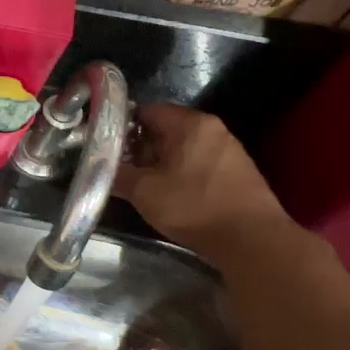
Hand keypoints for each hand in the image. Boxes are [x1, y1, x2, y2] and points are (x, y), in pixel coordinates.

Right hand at [115, 103, 295, 262]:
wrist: (251, 239)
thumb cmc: (194, 207)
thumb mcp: (144, 192)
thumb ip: (117, 175)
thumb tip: (98, 168)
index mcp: (190, 124)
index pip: (147, 110)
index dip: (121, 126)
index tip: (103, 146)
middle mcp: (212, 128)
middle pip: (165, 128)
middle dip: (139, 147)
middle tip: (118, 168)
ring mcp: (228, 149)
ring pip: (181, 147)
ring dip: (159, 162)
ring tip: (140, 185)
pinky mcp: (235, 171)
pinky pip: (197, 162)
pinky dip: (179, 172)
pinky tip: (169, 194)